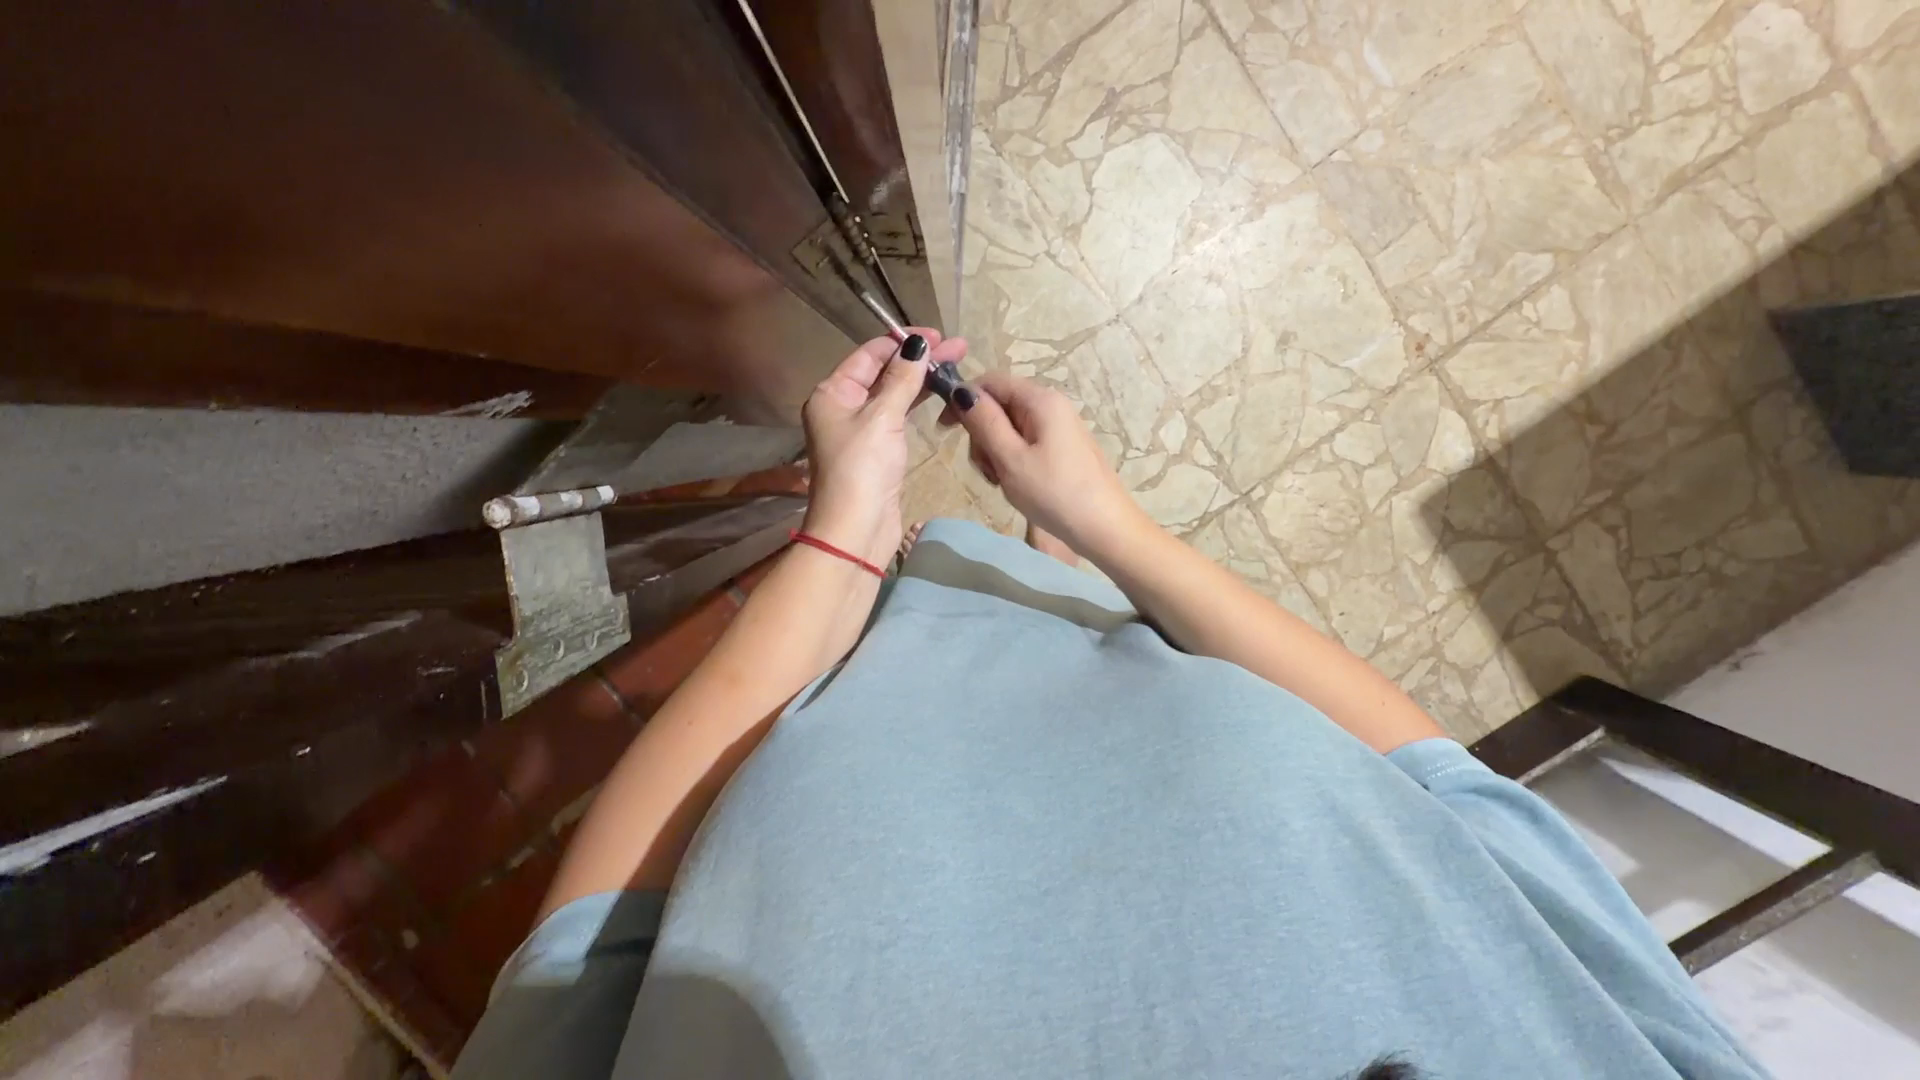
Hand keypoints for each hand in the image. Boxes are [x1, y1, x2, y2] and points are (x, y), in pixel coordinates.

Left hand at [800, 330, 965, 565]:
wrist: (856, 529)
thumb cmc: (862, 469)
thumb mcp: (882, 417)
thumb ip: (902, 379)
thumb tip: (918, 345)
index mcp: (832, 393)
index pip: (869, 354)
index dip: (904, 342)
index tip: (939, 336)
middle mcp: (842, 407)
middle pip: (883, 372)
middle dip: (919, 359)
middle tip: (960, 348)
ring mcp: (860, 430)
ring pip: (893, 394)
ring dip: (921, 380)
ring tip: (957, 366)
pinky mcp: (876, 451)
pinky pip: (897, 416)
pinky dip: (917, 403)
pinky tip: (940, 394)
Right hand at [955, 371, 1146, 554]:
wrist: (1104, 528)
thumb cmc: (1054, 493)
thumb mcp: (1010, 458)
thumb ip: (983, 422)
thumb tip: (960, 391)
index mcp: (1040, 399)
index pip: (990, 381)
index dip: (962, 399)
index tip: (944, 431)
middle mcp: (1051, 405)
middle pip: (999, 404)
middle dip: (982, 434)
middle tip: (988, 470)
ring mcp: (1059, 427)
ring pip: (1010, 427)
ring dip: (995, 452)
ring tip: (1003, 482)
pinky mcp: (1062, 448)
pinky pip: (1026, 443)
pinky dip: (1012, 461)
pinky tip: (1018, 485)